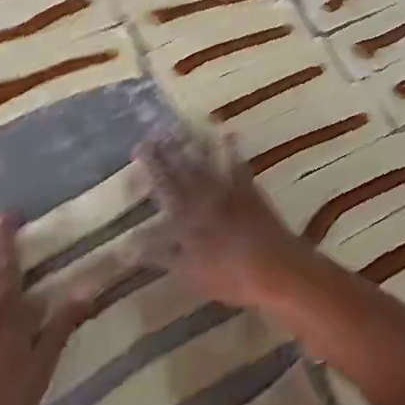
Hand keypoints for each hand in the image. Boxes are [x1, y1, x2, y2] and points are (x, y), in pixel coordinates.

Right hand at [129, 132, 313, 309]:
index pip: (162, 186)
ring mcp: (230, 190)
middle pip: (182, 169)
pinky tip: (229, 134)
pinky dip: (232, 150)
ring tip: (181, 127)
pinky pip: (238, 165)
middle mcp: (206, 197)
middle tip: (154, 131)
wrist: (274, 268)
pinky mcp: (251, 190)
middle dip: (167, 150)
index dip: (150, 167)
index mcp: (186, 217)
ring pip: (208, 162)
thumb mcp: (187, 273)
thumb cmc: (228, 277)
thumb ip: (160, 256)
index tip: (138, 148)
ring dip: (194, 144)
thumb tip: (129, 247)